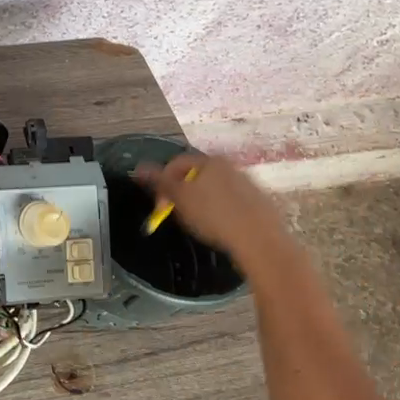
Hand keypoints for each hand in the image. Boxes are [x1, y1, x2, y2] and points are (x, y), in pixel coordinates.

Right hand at [135, 153, 289, 260]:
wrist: (260, 239)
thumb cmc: (213, 215)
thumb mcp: (179, 198)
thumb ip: (158, 181)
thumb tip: (138, 168)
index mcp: (208, 160)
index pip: (175, 164)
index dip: (162, 183)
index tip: (161, 206)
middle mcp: (229, 165)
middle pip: (195, 175)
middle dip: (182, 192)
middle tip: (177, 213)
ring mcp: (247, 182)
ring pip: (214, 188)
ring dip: (202, 201)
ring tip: (199, 221)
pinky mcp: (260, 200)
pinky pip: (231, 200)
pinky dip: (221, 209)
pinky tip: (221, 225)